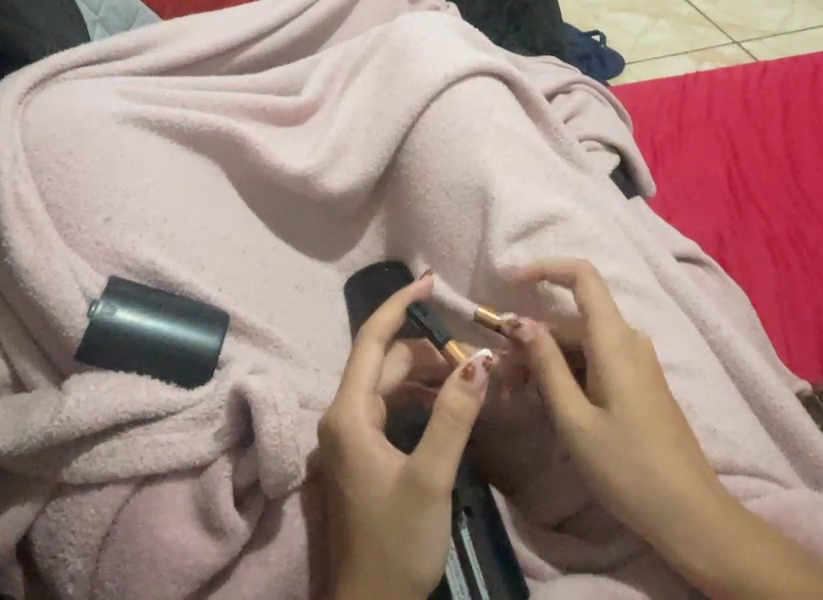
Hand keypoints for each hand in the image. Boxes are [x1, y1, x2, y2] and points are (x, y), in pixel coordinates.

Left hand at [318, 272, 496, 599]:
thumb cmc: (396, 542)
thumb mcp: (431, 477)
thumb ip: (454, 416)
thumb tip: (479, 359)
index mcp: (349, 414)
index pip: (372, 341)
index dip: (400, 306)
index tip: (430, 281)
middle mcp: (343, 417)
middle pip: (385, 363)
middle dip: (428, 350)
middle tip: (476, 351)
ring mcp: (350, 439)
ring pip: (389, 387)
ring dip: (427, 376)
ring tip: (470, 376)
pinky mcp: (362, 457)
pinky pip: (391, 411)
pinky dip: (420, 400)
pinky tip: (449, 406)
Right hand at [512, 260, 822, 599]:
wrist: (690, 514)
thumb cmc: (628, 467)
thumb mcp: (574, 419)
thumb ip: (546, 365)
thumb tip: (520, 322)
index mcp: (614, 340)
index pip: (582, 275)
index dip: (543, 268)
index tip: (507, 281)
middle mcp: (629, 340)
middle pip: (572, 317)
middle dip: (532, 336)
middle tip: (501, 377)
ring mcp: (637, 362)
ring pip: (581, 341)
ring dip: (546, 358)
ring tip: (516, 395)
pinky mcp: (638, 383)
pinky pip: (595, 360)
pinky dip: (566, 371)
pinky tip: (546, 400)